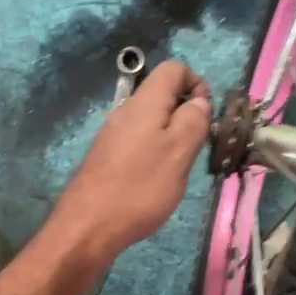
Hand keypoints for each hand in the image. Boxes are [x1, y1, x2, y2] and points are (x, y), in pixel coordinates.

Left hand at [45, 61, 212, 268]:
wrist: (89, 226)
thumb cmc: (140, 187)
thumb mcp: (179, 152)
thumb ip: (194, 121)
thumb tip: (199, 101)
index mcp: (145, 102)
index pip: (174, 69)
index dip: (196, 83)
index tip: (207, 116)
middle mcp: (125, 110)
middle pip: (162, 95)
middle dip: (185, 114)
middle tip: (196, 147)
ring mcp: (113, 135)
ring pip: (150, 122)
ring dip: (171, 137)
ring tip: (177, 168)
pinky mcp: (106, 158)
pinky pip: (138, 143)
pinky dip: (153, 153)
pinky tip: (155, 181)